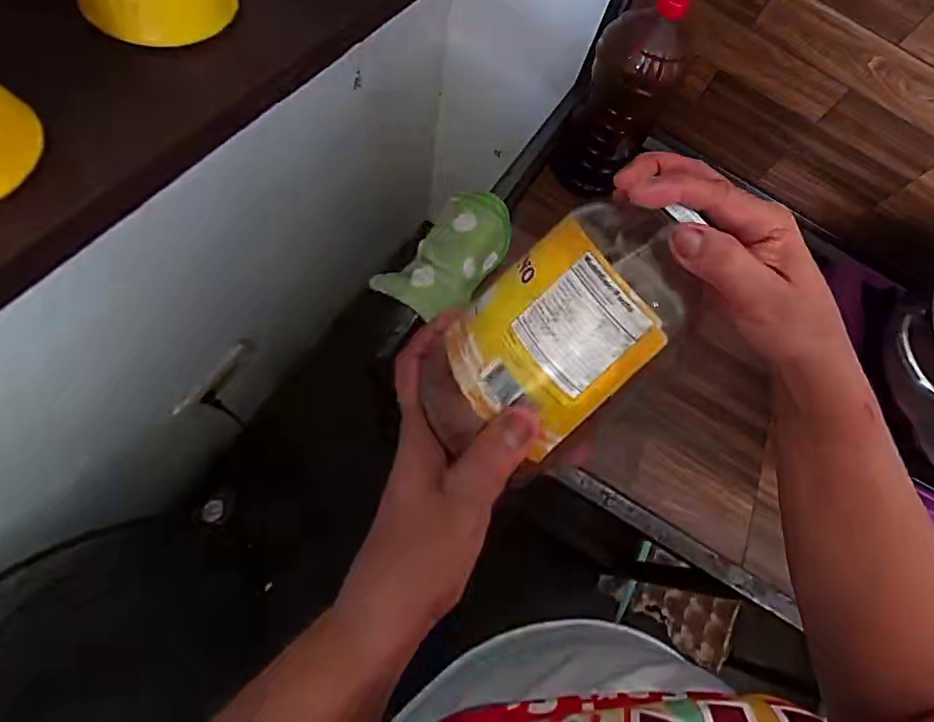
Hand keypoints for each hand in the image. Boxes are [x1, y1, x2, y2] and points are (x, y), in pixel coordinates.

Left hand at [338, 313, 540, 633]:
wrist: (388, 619)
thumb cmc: (415, 556)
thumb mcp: (461, 501)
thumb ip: (494, 456)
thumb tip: (529, 409)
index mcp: (419, 435)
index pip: (413, 371)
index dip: (429, 337)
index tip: (462, 314)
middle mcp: (430, 444)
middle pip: (451, 389)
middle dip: (482, 363)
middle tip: (523, 346)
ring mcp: (444, 470)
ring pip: (474, 423)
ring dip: (505, 406)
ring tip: (545, 388)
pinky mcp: (457, 495)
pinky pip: (488, 457)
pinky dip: (514, 448)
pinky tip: (546, 448)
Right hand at [614, 152, 856, 373]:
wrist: (808, 357)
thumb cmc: (794, 328)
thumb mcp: (762, 299)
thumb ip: (724, 263)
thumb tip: (679, 233)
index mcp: (765, 220)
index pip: (713, 193)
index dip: (671, 187)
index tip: (635, 193)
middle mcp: (749, 215)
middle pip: (701, 177)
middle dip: (659, 171)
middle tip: (621, 183)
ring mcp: (734, 230)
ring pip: (692, 192)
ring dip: (658, 183)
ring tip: (622, 192)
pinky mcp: (720, 247)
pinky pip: (688, 218)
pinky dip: (661, 208)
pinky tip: (639, 214)